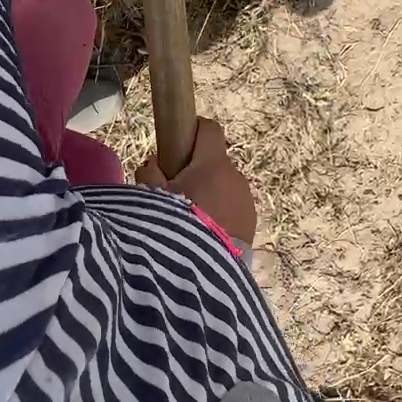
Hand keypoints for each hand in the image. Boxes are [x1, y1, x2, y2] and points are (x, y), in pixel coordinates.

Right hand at [133, 118, 256, 245]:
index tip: (178, 144)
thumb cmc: (176, 224)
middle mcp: (235, 177)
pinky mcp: (252, 226)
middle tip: (176, 194)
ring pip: (225, 188)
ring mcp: (247, 202)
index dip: (194, 132)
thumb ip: (149, 173)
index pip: (209, 129)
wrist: (203, 273)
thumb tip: (153, 165)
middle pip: (215, 162)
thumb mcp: (151, 196)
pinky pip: (234, 210)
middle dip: (198, 172)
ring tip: (191, 220)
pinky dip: (221, 216)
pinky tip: (205, 236)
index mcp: (212, 163)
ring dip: (211, 195)